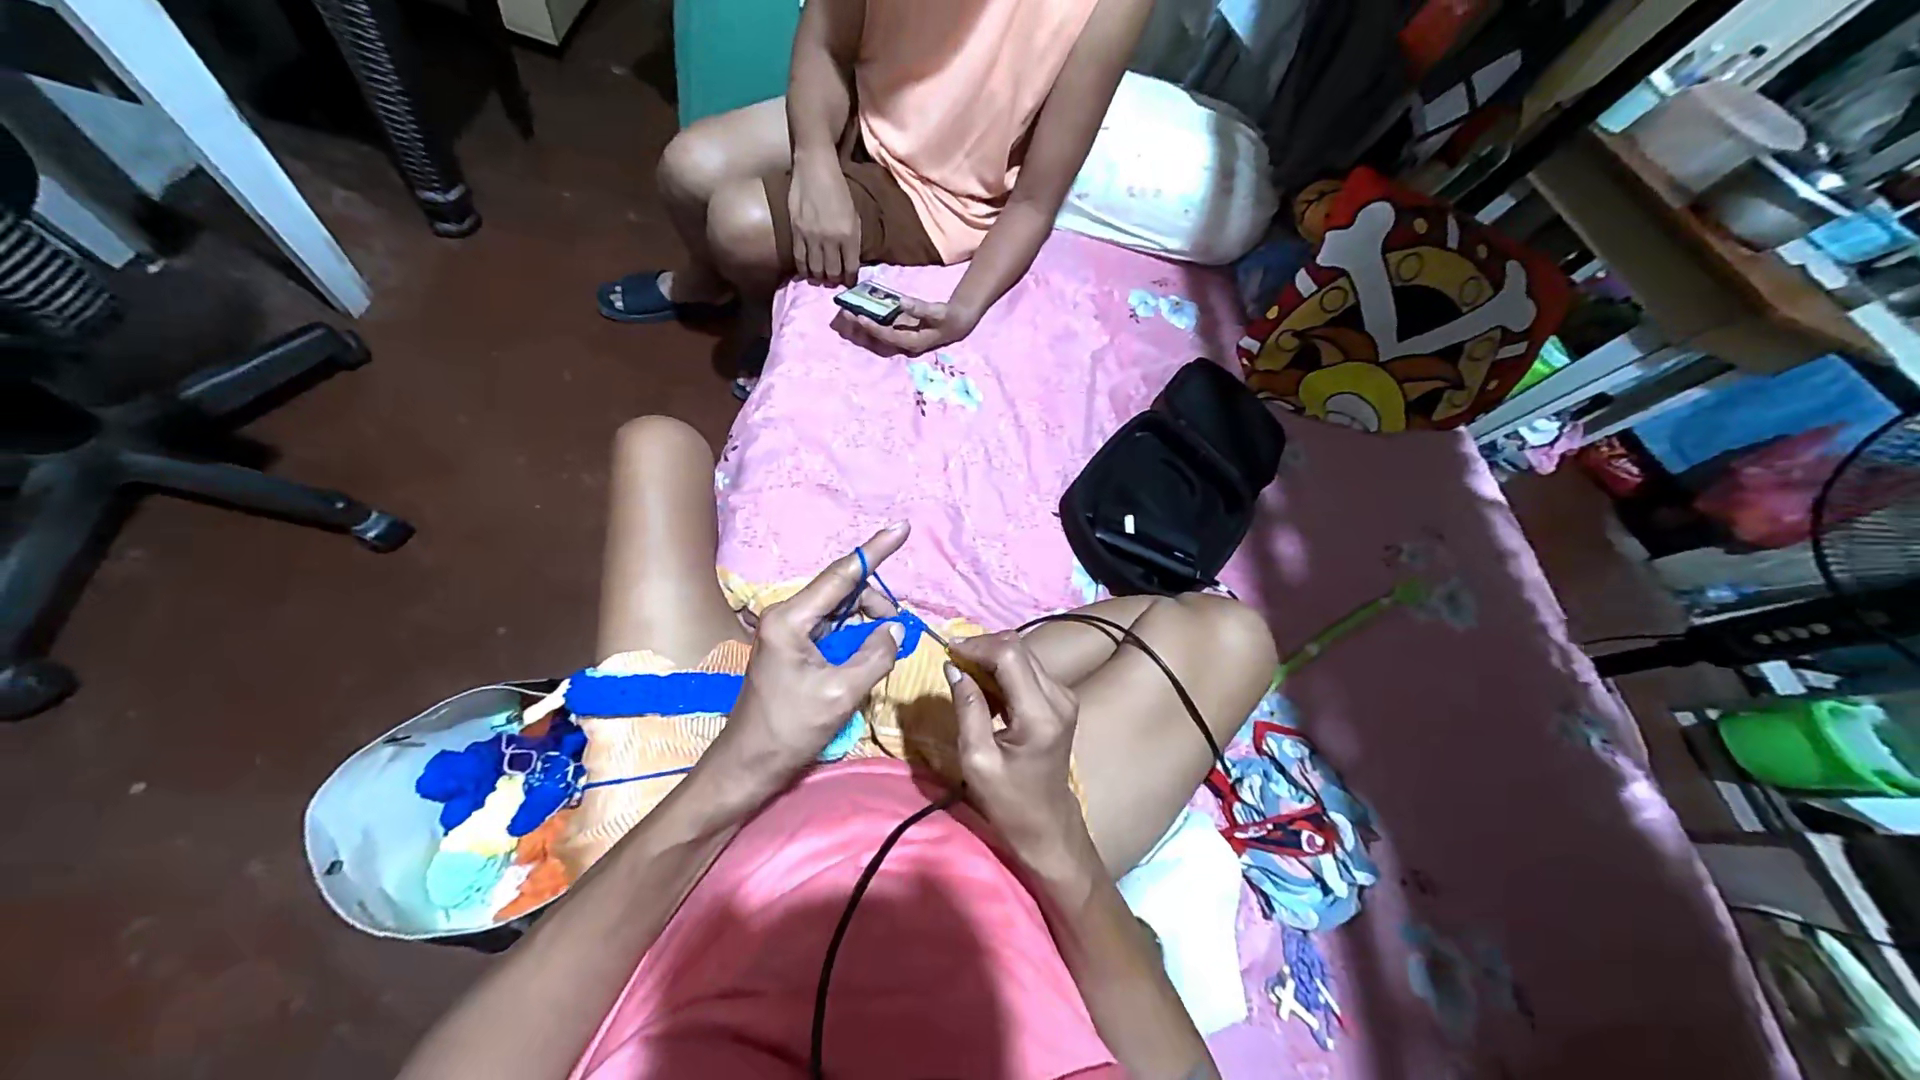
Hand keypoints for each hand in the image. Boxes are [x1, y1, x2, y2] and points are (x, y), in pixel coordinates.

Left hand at [708, 522, 909, 802]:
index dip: (875, 550)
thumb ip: (875, 655)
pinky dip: (856, 637)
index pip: (841, 575)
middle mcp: (787, 616)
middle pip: (843, 591)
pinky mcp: (794, 648)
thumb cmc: (789, 728)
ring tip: (885, 648)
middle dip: (875, 603)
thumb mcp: (841, 693)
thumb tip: (896, 628)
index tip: (902, 528)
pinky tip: (868, 655)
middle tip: (898, 631)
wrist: (749, 763)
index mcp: (790, 619)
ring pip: (841, 611)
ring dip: (867, 622)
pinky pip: (833, 630)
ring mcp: (789, 632)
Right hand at [789, 153, 860, 286]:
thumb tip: (849, 261)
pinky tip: (806, 273)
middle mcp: (830, 239)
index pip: (851, 267)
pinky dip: (804, 270)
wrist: (815, 167)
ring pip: (816, 269)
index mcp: (849, 234)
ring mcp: (811, 236)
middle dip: (834, 281)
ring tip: (821, 279)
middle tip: (834, 282)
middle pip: (832, 272)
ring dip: (819, 278)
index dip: (850, 279)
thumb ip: (853, 239)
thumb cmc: (838, 190)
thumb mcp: (854, 215)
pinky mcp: (796, 232)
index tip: (849, 283)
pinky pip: (799, 259)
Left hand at [849, 295, 979, 356]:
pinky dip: (868, 321)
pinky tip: (858, 310)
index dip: (872, 328)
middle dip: (860, 328)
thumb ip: (920, 308)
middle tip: (844, 313)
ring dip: (860, 325)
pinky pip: (879, 328)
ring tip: (845, 312)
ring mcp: (899, 338)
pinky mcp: (898, 331)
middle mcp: (902, 343)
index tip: (859, 317)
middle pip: (876, 338)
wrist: (955, 324)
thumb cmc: (947, 319)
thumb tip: (901, 301)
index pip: (887, 336)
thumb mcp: (937, 313)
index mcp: (911, 342)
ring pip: (875, 335)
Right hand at [947, 633, 1100, 886]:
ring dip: (992, 656)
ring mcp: (1064, 696)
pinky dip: (1003, 668)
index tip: (948, 651)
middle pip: (1019, 649)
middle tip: (953, 659)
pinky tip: (984, 684)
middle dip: (983, 647)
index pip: (1010, 656)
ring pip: (1024, 654)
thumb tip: (953, 667)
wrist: (1047, 823)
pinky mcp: (1061, 699)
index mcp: (1040, 715)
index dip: (978, 646)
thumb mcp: (977, 759)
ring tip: (964, 669)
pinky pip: (1028, 668)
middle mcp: (1059, 697)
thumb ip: (967, 709)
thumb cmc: (1008, 800)